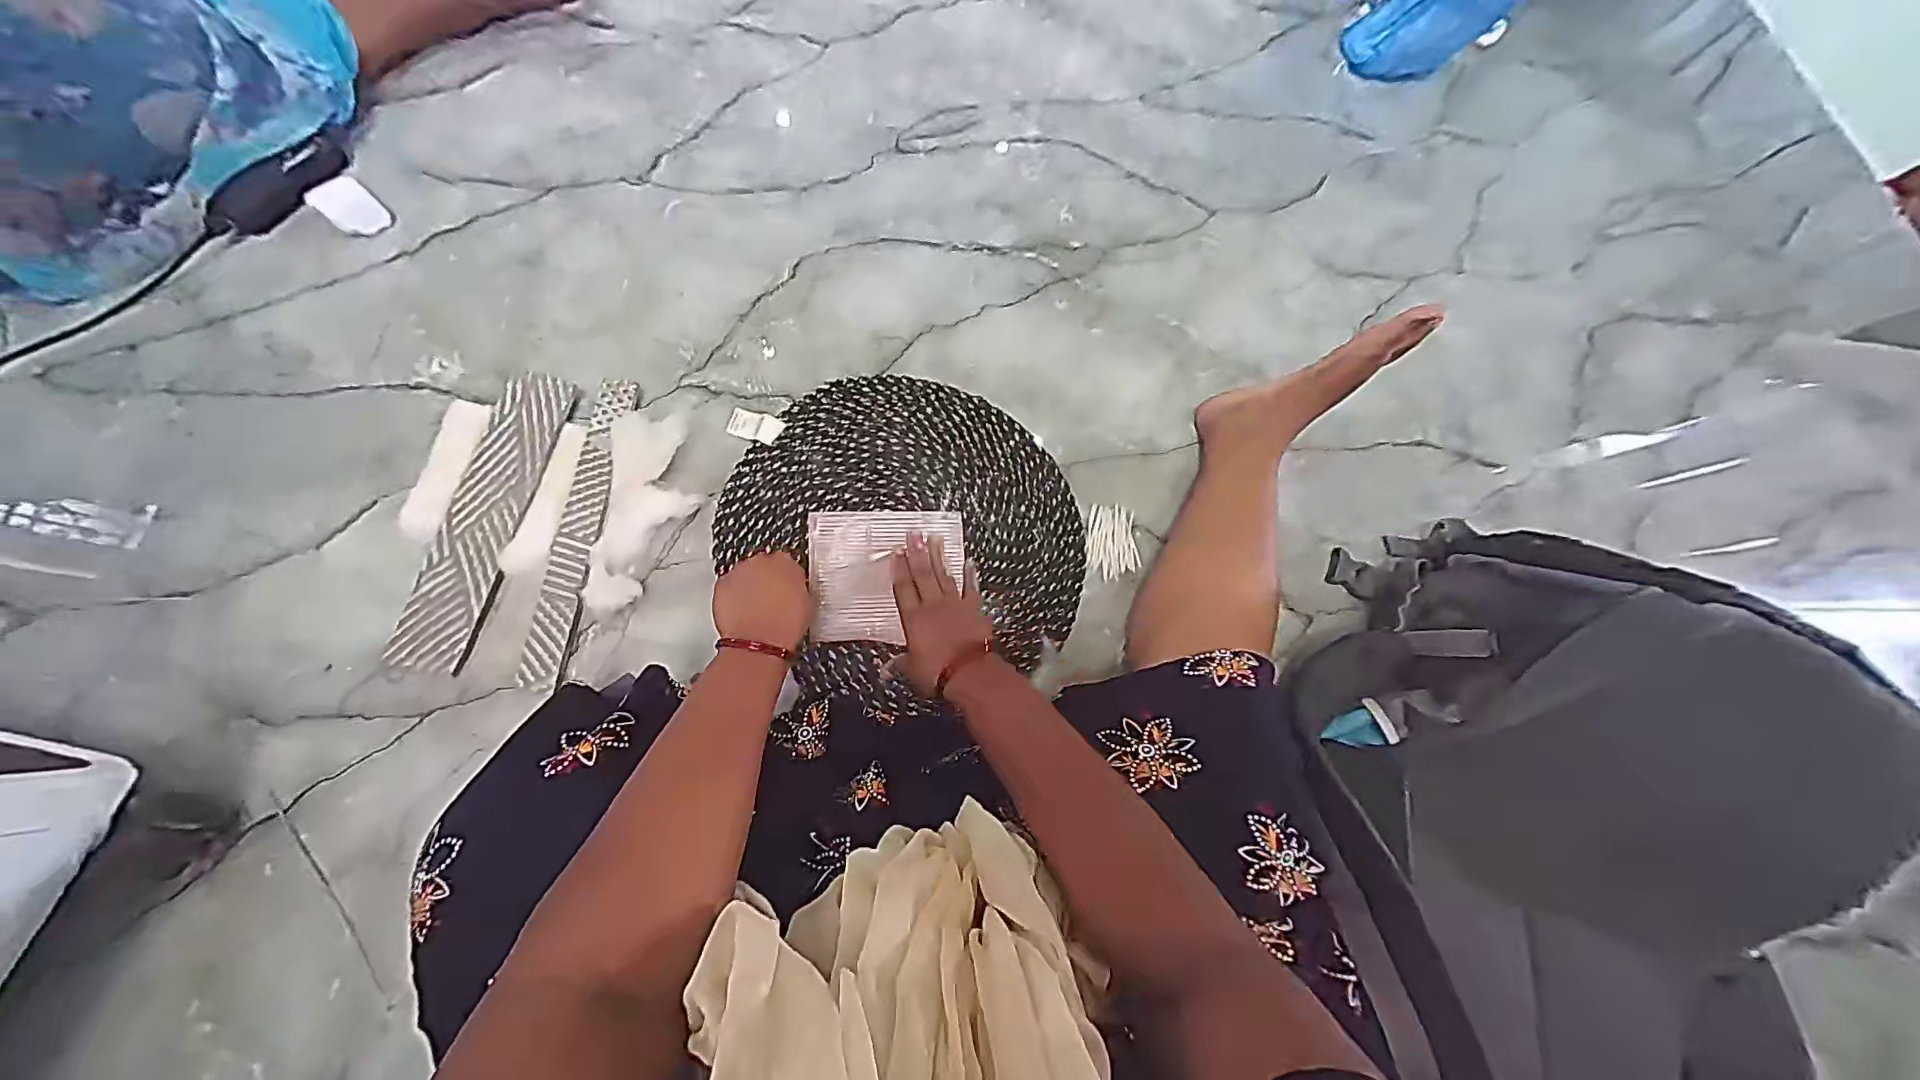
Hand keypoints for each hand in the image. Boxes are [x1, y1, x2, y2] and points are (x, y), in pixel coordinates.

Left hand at [713, 552, 812, 651]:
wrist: (759, 642)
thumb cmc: (785, 626)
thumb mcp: (805, 603)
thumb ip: (796, 586)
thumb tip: (792, 588)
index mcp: (785, 563)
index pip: (785, 562)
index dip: (784, 577)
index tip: (785, 588)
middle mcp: (760, 562)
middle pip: (761, 565)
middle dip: (764, 579)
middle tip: (769, 599)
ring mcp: (739, 572)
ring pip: (744, 574)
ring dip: (748, 586)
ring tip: (754, 608)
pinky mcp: (722, 584)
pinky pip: (728, 586)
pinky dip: (733, 595)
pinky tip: (741, 611)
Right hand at [891, 534, 995, 696]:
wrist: (970, 672)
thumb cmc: (937, 673)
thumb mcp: (913, 670)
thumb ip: (900, 664)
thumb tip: (885, 670)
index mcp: (913, 618)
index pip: (903, 588)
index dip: (899, 569)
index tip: (897, 551)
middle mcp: (932, 606)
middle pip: (923, 574)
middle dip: (917, 553)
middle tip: (913, 533)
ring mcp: (955, 605)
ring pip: (944, 576)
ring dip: (939, 557)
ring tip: (934, 538)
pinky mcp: (974, 609)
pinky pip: (971, 588)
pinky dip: (969, 575)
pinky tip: (968, 562)